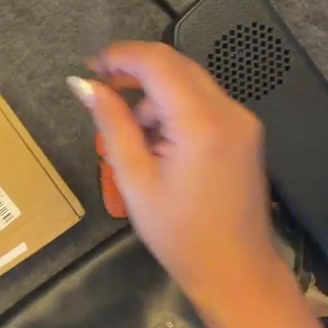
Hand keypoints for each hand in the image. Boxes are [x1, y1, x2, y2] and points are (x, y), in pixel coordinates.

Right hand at [70, 42, 285, 308]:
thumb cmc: (179, 233)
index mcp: (200, 122)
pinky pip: (203, 102)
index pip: (158, 62)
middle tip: (98, 90)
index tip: (89, 67)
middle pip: (176, 65)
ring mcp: (242, 120)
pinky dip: (174, 108)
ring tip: (126, 131)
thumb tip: (83, 84)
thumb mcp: (135, 179)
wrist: (235, 270)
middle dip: (134, 70)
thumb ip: (111, 124)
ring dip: (153, 93)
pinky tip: (155, 139)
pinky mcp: (244, 133)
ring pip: (189, 82)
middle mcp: (228, 110)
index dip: (120, 56)